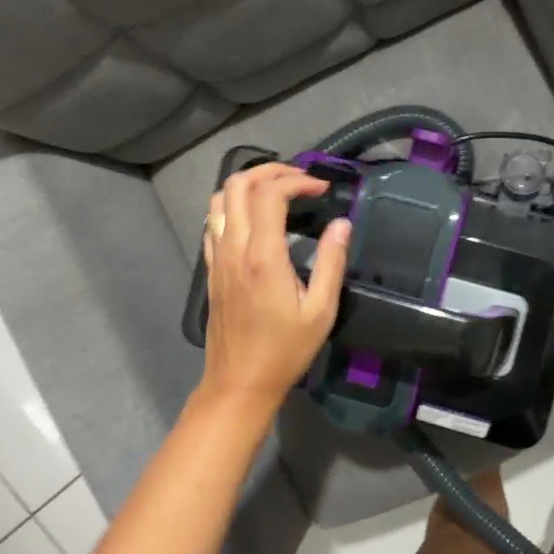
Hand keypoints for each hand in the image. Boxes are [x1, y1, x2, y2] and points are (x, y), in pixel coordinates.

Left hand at [200, 163, 350, 411]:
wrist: (240, 382)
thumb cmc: (285, 350)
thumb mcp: (321, 310)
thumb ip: (332, 262)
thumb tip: (342, 224)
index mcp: (263, 256)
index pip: (270, 194)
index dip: (297, 181)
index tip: (322, 190)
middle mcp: (235, 248)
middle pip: (238, 184)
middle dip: (270, 171)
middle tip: (300, 180)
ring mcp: (218, 257)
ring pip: (219, 199)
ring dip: (248, 184)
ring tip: (277, 191)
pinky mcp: (211, 268)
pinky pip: (213, 222)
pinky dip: (232, 206)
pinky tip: (254, 218)